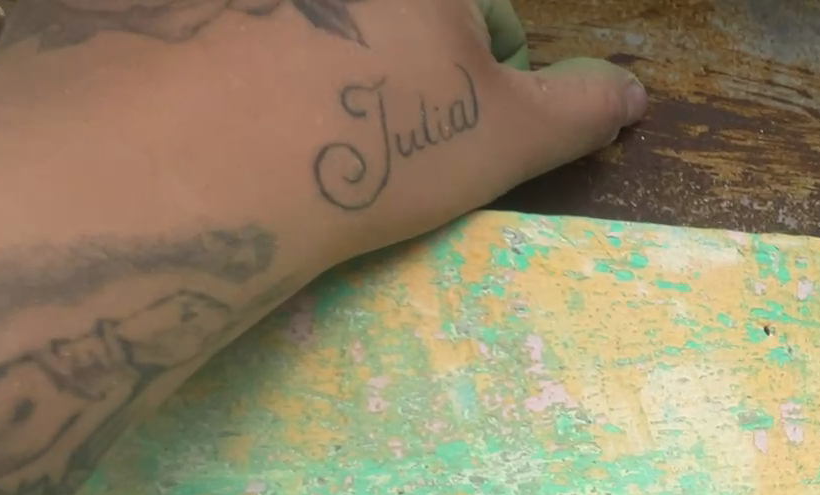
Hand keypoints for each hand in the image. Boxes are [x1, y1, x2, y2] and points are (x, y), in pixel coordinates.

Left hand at [0, 0, 645, 274]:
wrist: (206, 155)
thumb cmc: (393, 137)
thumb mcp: (514, 135)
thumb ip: (584, 110)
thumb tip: (635, 92)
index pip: (490, 13)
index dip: (495, 67)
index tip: (469, 114)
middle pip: (412, 14)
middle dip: (419, 54)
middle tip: (401, 120)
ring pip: (341, 22)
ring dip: (352, 54)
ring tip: (328, 114)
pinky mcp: (185, 6)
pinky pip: (265, 27)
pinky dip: (276, 50)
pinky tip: (264, 97)